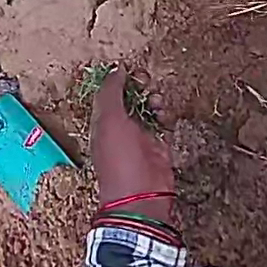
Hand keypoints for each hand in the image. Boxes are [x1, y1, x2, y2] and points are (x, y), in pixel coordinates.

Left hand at [89, 69, 174, 221]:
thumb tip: (116, 69)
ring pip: (147, 107)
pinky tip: (163, 115)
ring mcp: (139, 136)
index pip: (110, 92)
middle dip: (139, 87)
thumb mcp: (109, 120)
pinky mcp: (158, 146)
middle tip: (146, 83)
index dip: (120, 80)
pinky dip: (163, 115)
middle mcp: (120, 126)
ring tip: (156, 102)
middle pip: (130, 97)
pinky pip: (161, 122)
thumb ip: (111, 92)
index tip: (131, 71)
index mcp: (102, 120)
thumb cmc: (119, 158)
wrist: (142, 196)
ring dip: (153, 99)